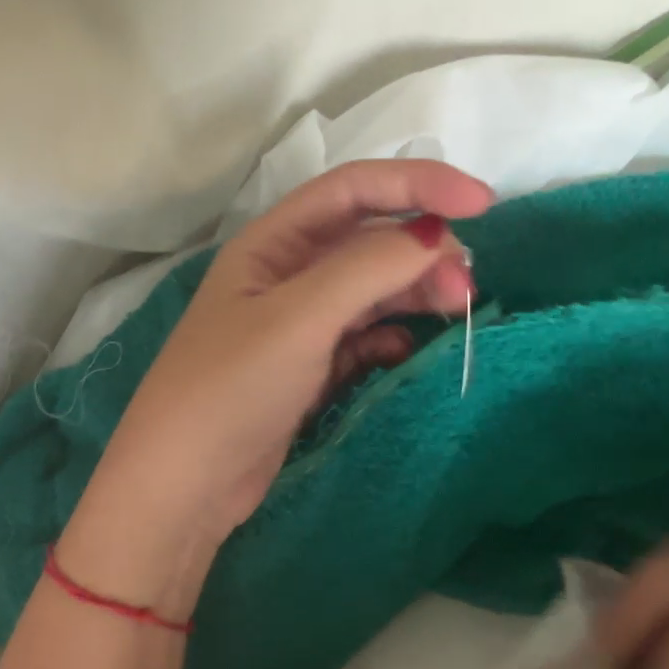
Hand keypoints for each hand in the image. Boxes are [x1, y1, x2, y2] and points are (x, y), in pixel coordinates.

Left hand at [56, 160, 490, 617]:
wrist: (184, 483)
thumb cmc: (232, 387)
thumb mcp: (299, 317)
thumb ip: (367, 267)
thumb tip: (432, 234)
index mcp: (270, 243)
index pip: (352, 190)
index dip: (418, 185)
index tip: (483, 205)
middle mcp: (282, 276)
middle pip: (366, 241)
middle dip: (421, 250)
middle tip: (466, 286)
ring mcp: (294, 327)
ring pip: (368, 292)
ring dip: (414, 293)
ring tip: (456, 311)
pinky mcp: (304, 372)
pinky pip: (360, 339)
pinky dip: (388, 338)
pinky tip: (404, 350)